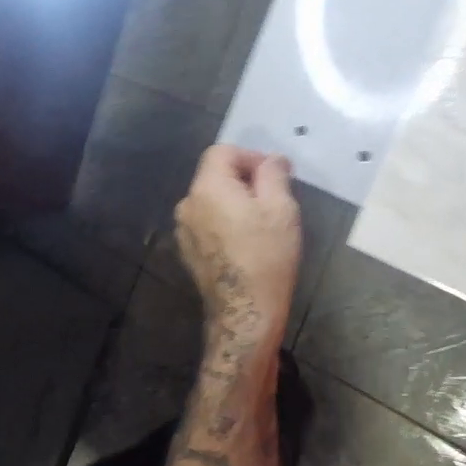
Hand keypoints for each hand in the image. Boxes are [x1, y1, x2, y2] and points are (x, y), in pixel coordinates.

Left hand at [174, 145, 302, 341]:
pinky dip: (225, 223)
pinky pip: (207, 223)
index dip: (251, 156)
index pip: (223, 151)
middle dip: (245, 180)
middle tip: (275, 199)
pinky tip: (247, 243)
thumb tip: (271, 159)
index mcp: (206, 187)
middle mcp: (187, 203)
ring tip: (263, 223)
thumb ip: (274, 174)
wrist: (245, 313)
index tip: (276, 175)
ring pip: (212, 200)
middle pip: (215, 175)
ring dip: (235, 202)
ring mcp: (184, 229)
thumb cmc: (266, 256)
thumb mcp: (281, 208)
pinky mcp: (188, 252)